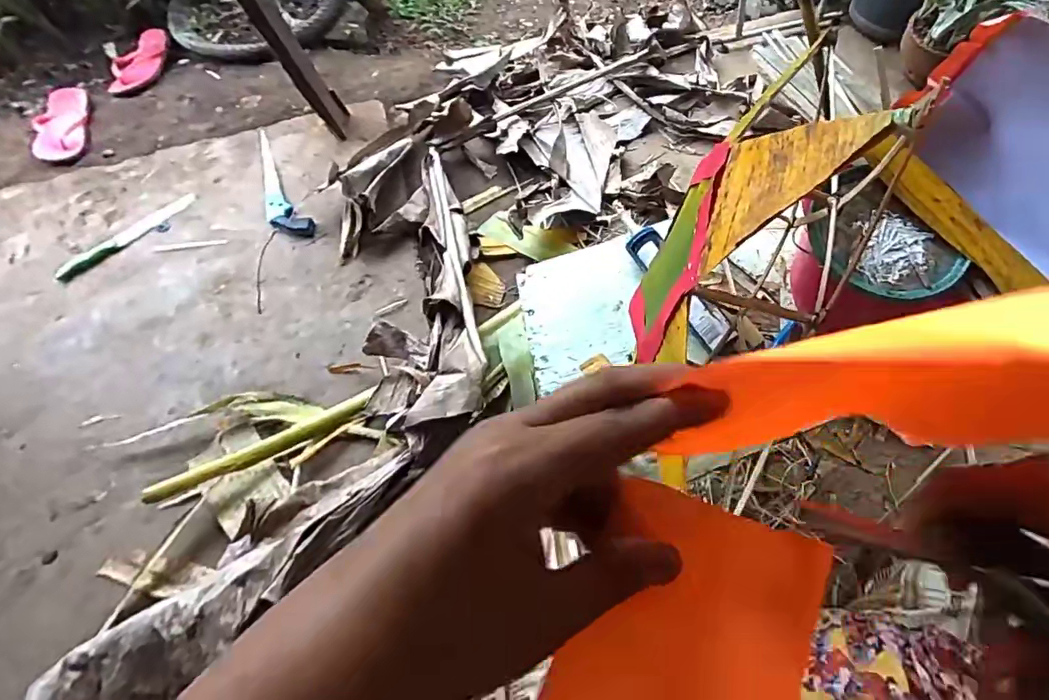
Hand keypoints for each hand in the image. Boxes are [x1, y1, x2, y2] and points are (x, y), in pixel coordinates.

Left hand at [183, 364, 726, 699]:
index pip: (616, 428)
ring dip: (607, 457)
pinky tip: (580, 529)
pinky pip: (540, 453)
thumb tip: (670, 558)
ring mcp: (484, 448)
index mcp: (523, 470)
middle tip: (698, 391)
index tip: (718, 398)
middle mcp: (505, 439)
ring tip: (626, 525)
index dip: (672, 413)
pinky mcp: (471, 466)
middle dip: (647, 389)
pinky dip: (572, 478)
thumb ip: (610, 578)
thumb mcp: (535, 619)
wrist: (329, 659)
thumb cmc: (437, 642)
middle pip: (592, 394)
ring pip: (567, 428)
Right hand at [903, 455, 1048, 699]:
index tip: (901, 551)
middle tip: (945, 587)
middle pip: (976, 500)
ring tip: (975, 598)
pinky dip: (1013, 563)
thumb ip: (1027, 653)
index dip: (923, 515)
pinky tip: (1014, 600)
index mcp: (1042, 483)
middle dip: (954, 541)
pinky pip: (1028, 534)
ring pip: (1001, 519)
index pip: (956, 485)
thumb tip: (978, 679)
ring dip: (983, 557)